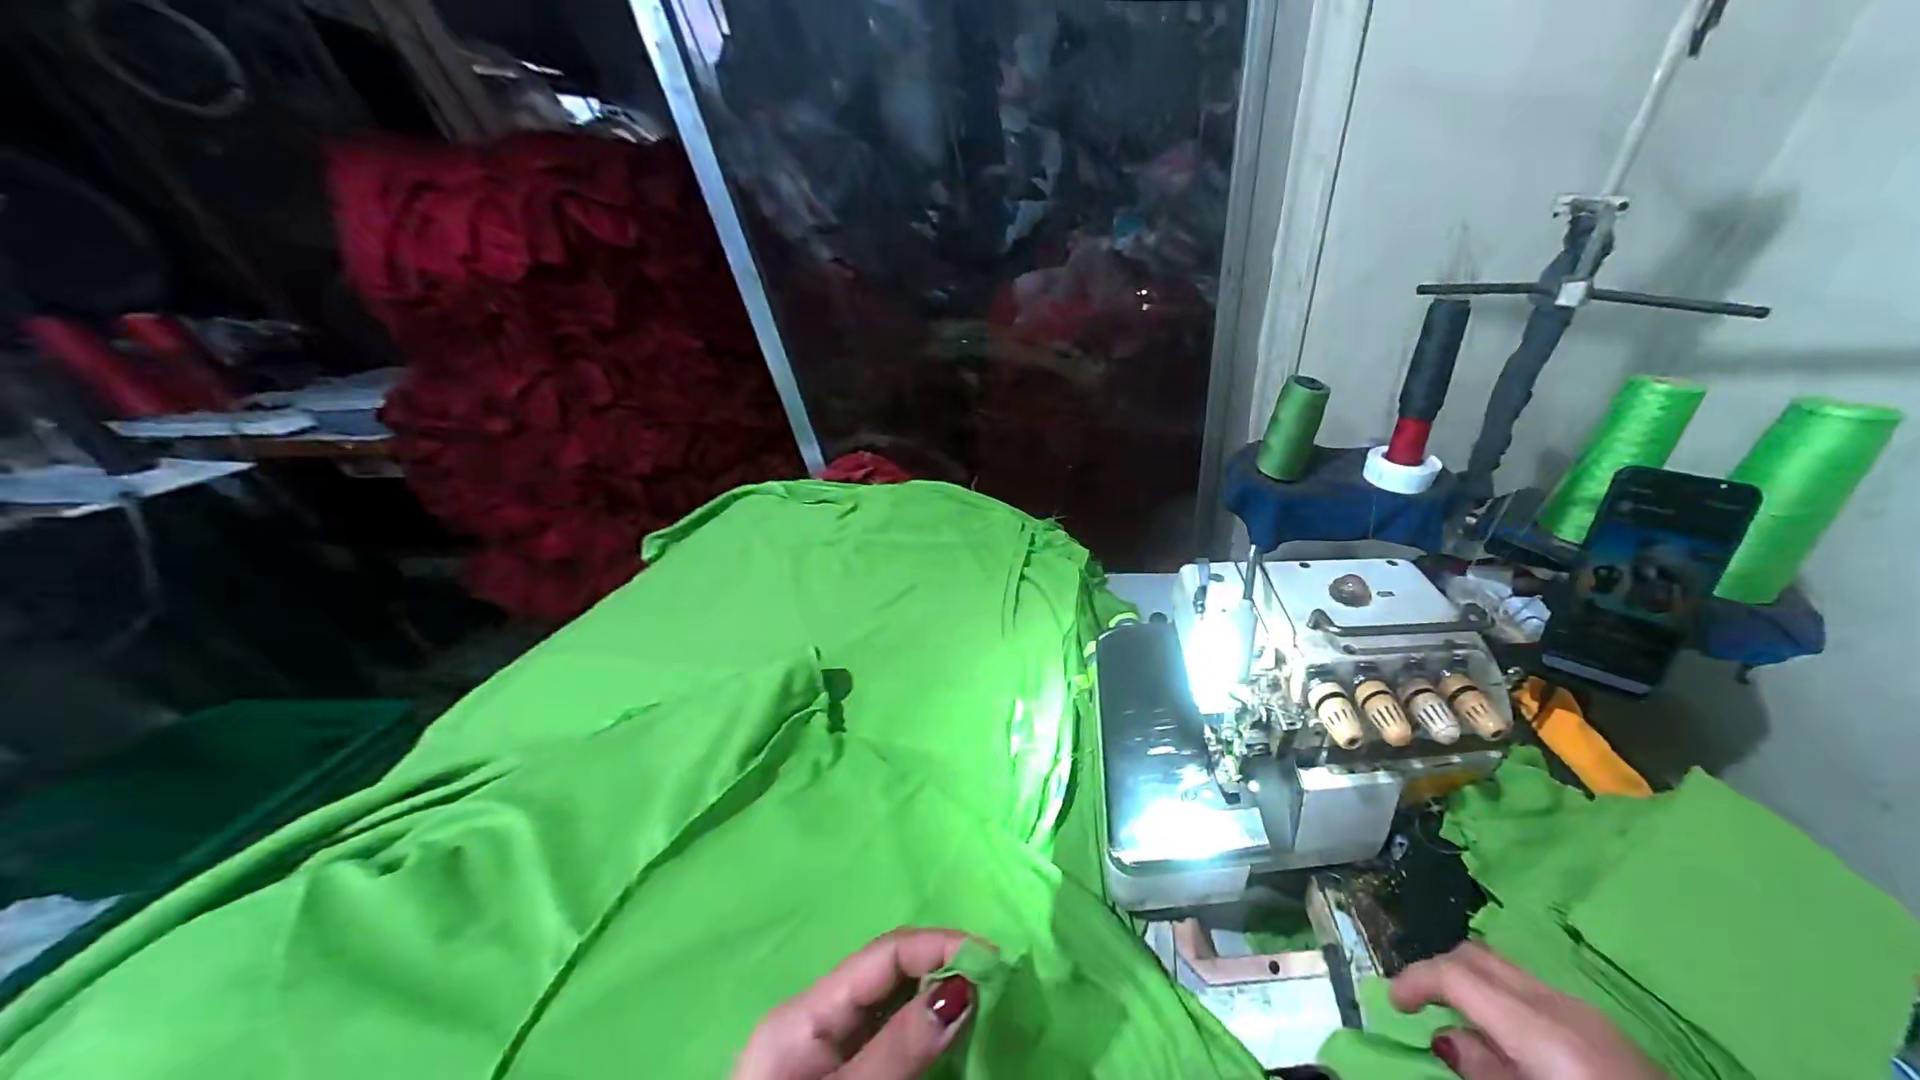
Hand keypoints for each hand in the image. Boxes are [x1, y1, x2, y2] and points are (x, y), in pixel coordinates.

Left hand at [731, 929, 980, 1079]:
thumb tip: (962, 990)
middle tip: (999, 988)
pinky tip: (956, 1044)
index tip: (993, 960)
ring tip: (987, 1010)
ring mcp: (827, 1050)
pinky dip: (925, 1038)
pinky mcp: (841, 1076)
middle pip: (891, 976)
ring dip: (940, 1005)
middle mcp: (817, 1018)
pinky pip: (889, 1040)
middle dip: (944, 973)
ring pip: (894, 1007)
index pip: (884, 953)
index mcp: (805, 1013)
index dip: (939, 946)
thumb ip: (899, 1049)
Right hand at [1390, 942, 1668, 1079]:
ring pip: (1504, 969)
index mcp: (1536, 1026)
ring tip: (1463, 1024)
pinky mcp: (1603, 1028)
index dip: (1414, 980)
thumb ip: (1484, 1069)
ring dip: (1472, 983)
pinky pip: (1533, 992)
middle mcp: (1557, 1004)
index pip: (1454, 974)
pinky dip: (1503, 1000)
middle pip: (1477, 956)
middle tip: (1422, 1005)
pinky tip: (1509, 1039)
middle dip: (1439, 971)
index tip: (1395, 1004)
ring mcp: (1584, 1011)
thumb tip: (1446, 1038)